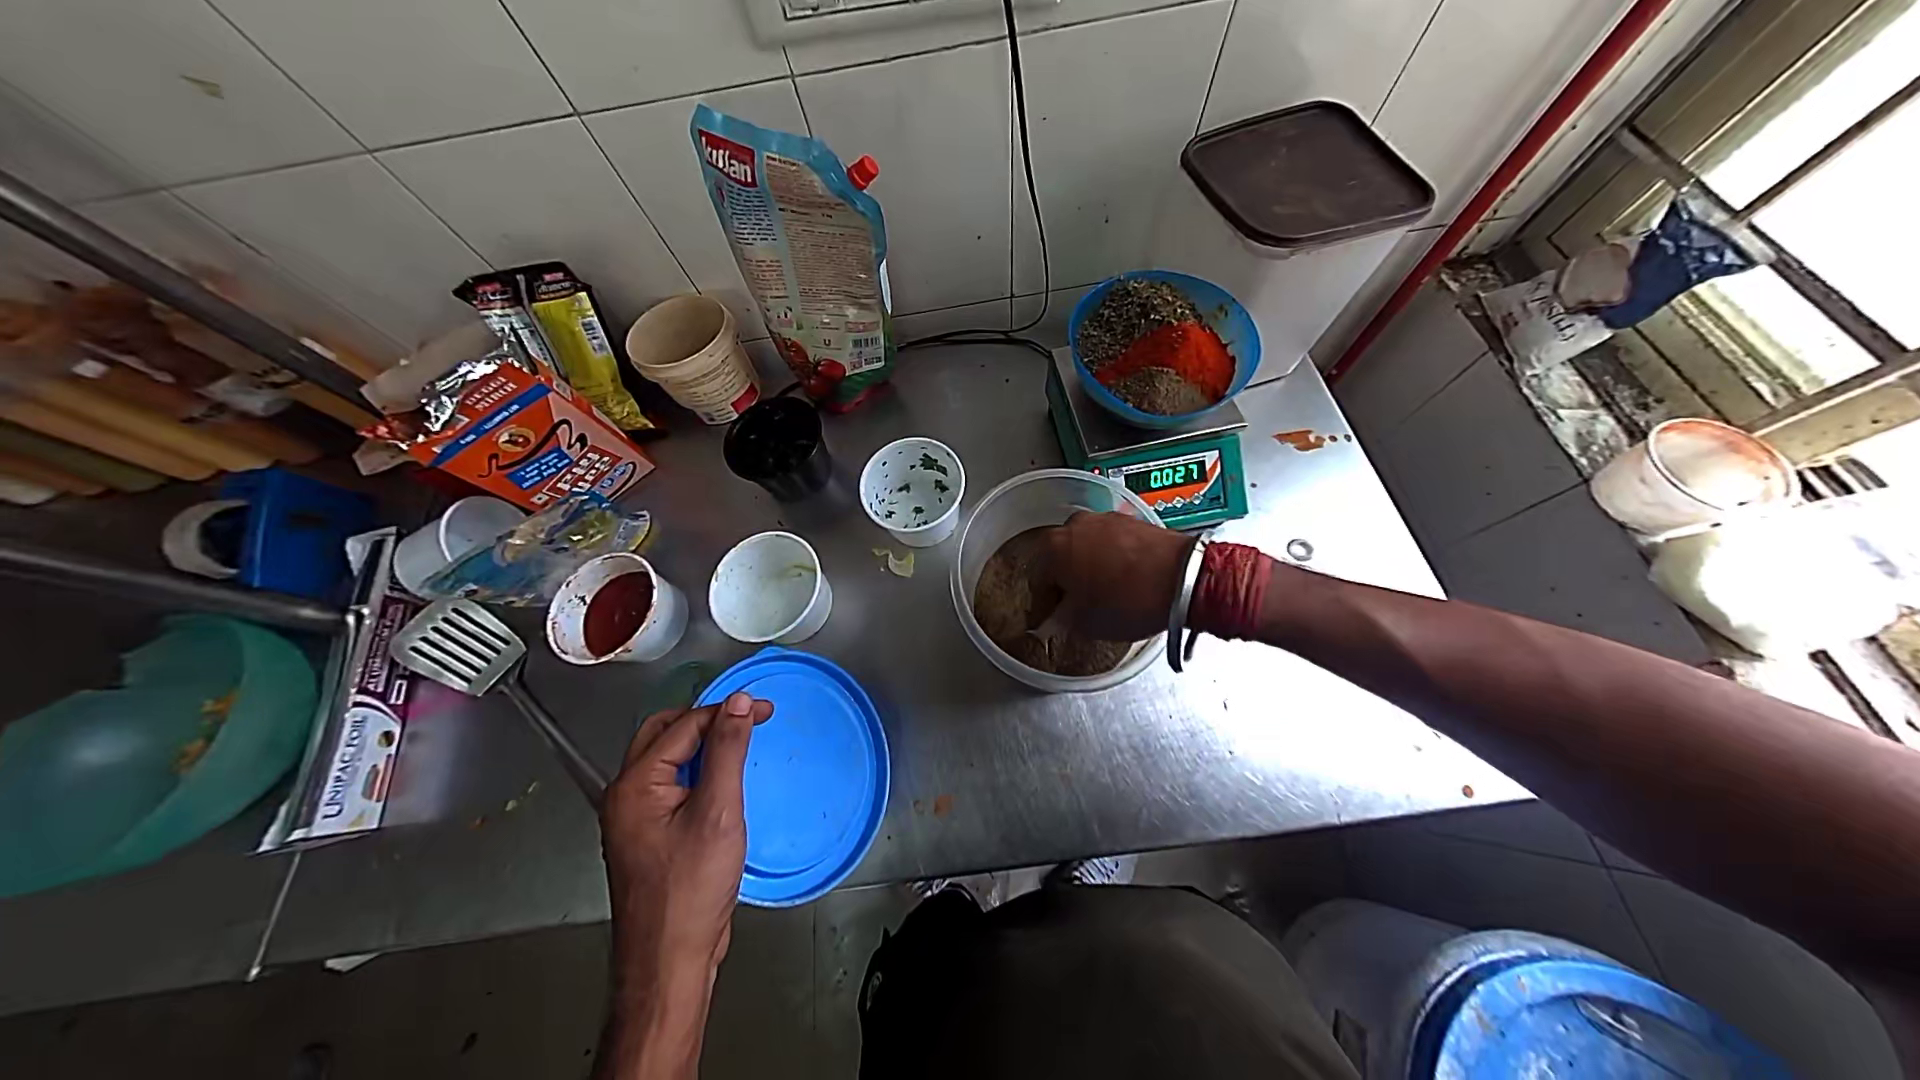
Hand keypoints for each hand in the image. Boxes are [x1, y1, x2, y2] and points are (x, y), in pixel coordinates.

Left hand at [596, 692, 771, 1079]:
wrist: (669, 961)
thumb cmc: (689, 893)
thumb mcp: (718, 811)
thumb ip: (727, 750)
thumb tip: (738, 704)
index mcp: (635, 785)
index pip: (684, 726)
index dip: (726, 712)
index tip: (764, 710)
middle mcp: (626, 797)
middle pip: (665, 734)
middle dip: (707, 720)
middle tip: (747, 720)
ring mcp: (635, 819)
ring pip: (668, 760)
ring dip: (702, 746)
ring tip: (739, 745)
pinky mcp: (650, 838)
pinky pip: (672, 787)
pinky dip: (698, 773)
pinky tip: (723, 784)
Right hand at [1039, 510, 1192, 641]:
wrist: (1186, 580)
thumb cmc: (1133, 600)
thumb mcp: (1087, 623)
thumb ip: (1062, 619)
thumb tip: (1056, 618)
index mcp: (1052, 548)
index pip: (1035, 579)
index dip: (1042, 603)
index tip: (1049, 616)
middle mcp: (1074, 526)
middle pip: (1058, 556)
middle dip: (1065, 579)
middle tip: (1076, 603)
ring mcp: (1104, 519)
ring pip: (1085, 545)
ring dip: (1088, 565)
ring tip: (1104, 591)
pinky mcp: (1130, 519)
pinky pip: (1110, 541)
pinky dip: (1111, 557)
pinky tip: (1123, 578)